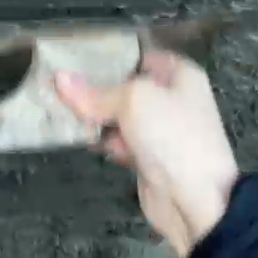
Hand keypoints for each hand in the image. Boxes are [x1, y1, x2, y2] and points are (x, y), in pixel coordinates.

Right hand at [55, 50, 239, 257]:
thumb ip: (95, 92)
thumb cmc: (173, 137)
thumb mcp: (132, 100)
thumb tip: (59, 80)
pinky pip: (119, 139)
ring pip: (119, 113)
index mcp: (179, 75)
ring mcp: (161, 130)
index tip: (78, 53)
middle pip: (125, 84)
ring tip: (65, 106)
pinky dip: (103, 138)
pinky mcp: (149, 157)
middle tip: (63, 80)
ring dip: (95, 114)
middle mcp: (172, 98)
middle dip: (96, 85)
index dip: (110, 53)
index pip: (138, 53)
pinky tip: (82, 135)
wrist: (197, 205)